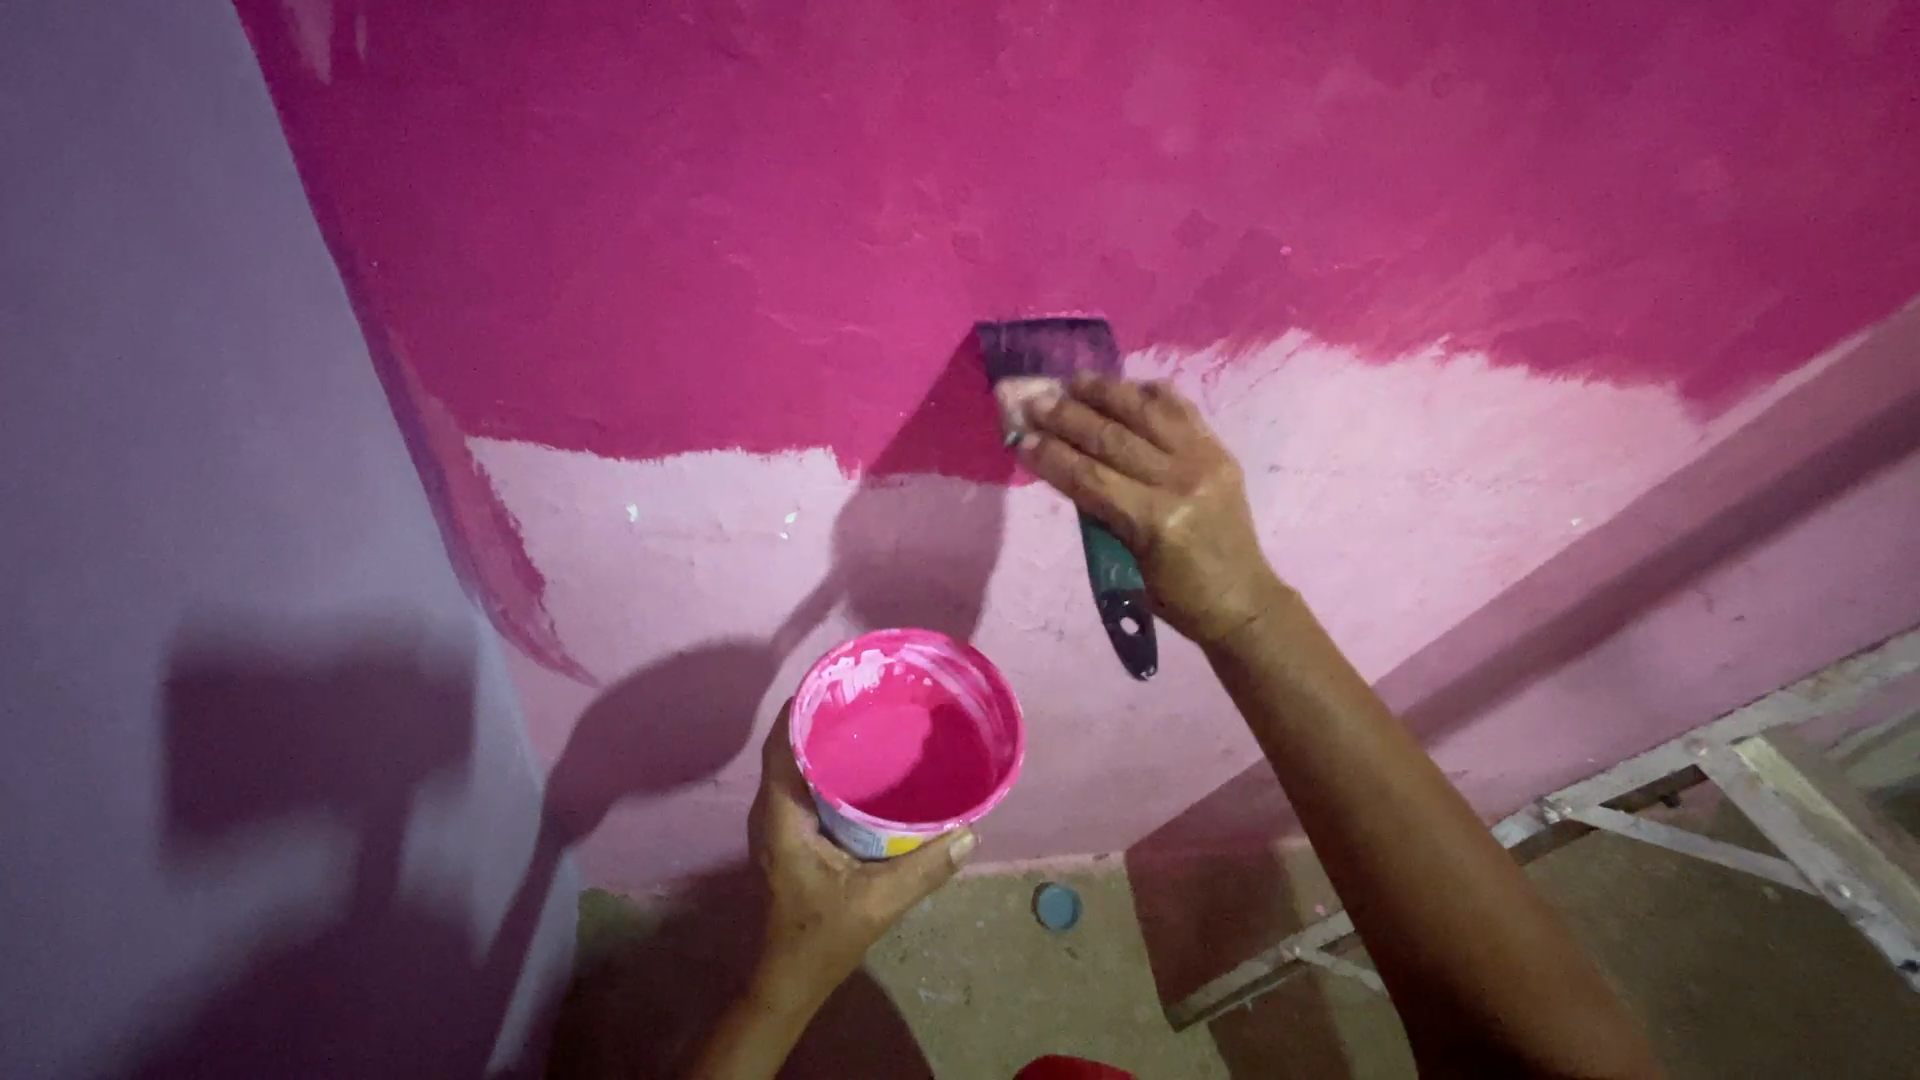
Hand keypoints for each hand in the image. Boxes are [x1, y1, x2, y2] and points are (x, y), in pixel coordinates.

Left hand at [748, 702, 975, 1001]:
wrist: (790, 979)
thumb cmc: (824, 938)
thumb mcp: (879, 903)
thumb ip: (925, 869)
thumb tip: (969, 831)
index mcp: (781, 818)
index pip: (780, 746)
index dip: (801, 708)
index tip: (837, 681)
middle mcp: (770, 812)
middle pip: (787, 746)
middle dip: (818, 716)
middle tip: (863, 693)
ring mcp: (776, 822)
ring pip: (792, 763)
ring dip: (819, 738)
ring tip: (863, 716)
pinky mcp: (788, 832)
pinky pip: (800, 781)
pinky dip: (822, 763)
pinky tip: (858, 761)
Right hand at [1020, 373, 1286, 649]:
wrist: (1242, 600)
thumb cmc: (1175, 596)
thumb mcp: (1126, 562)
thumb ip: (1099, 513)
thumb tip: (1063, 468)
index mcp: (1154, 520)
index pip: (1090, 478)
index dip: (1052, 456)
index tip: (1022, 439)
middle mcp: (1180, 481)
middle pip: (1112, 438)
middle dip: (1068, 418)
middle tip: (1036, 402)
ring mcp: (1204, 460)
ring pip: (1146, 413)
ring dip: (1106, 393)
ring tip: (1074, 381)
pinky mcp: (1220, 450)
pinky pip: (1182, 409)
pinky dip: (1151, 394)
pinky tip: (1126, 387)